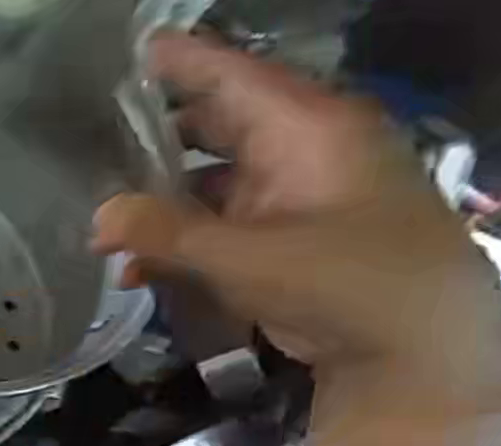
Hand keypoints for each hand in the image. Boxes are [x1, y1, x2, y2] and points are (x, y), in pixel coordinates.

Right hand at [92, 34, 500, 372]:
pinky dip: (172, 241)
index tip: (134, 50)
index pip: (236, 80)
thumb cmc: (341, 280)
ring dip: (155, 202)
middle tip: (95, 136)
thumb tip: (99, 214)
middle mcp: (297, 152)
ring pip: (206, 180)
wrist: (404, 339)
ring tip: (98, 217)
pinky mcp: (275, 234)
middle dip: (156, 135)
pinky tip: (133, 269)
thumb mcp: (244, 257)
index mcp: (307, 132)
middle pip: (216, 127)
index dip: (186, 64)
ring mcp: (286, 194)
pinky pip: (211, 224)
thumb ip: (168, 234)